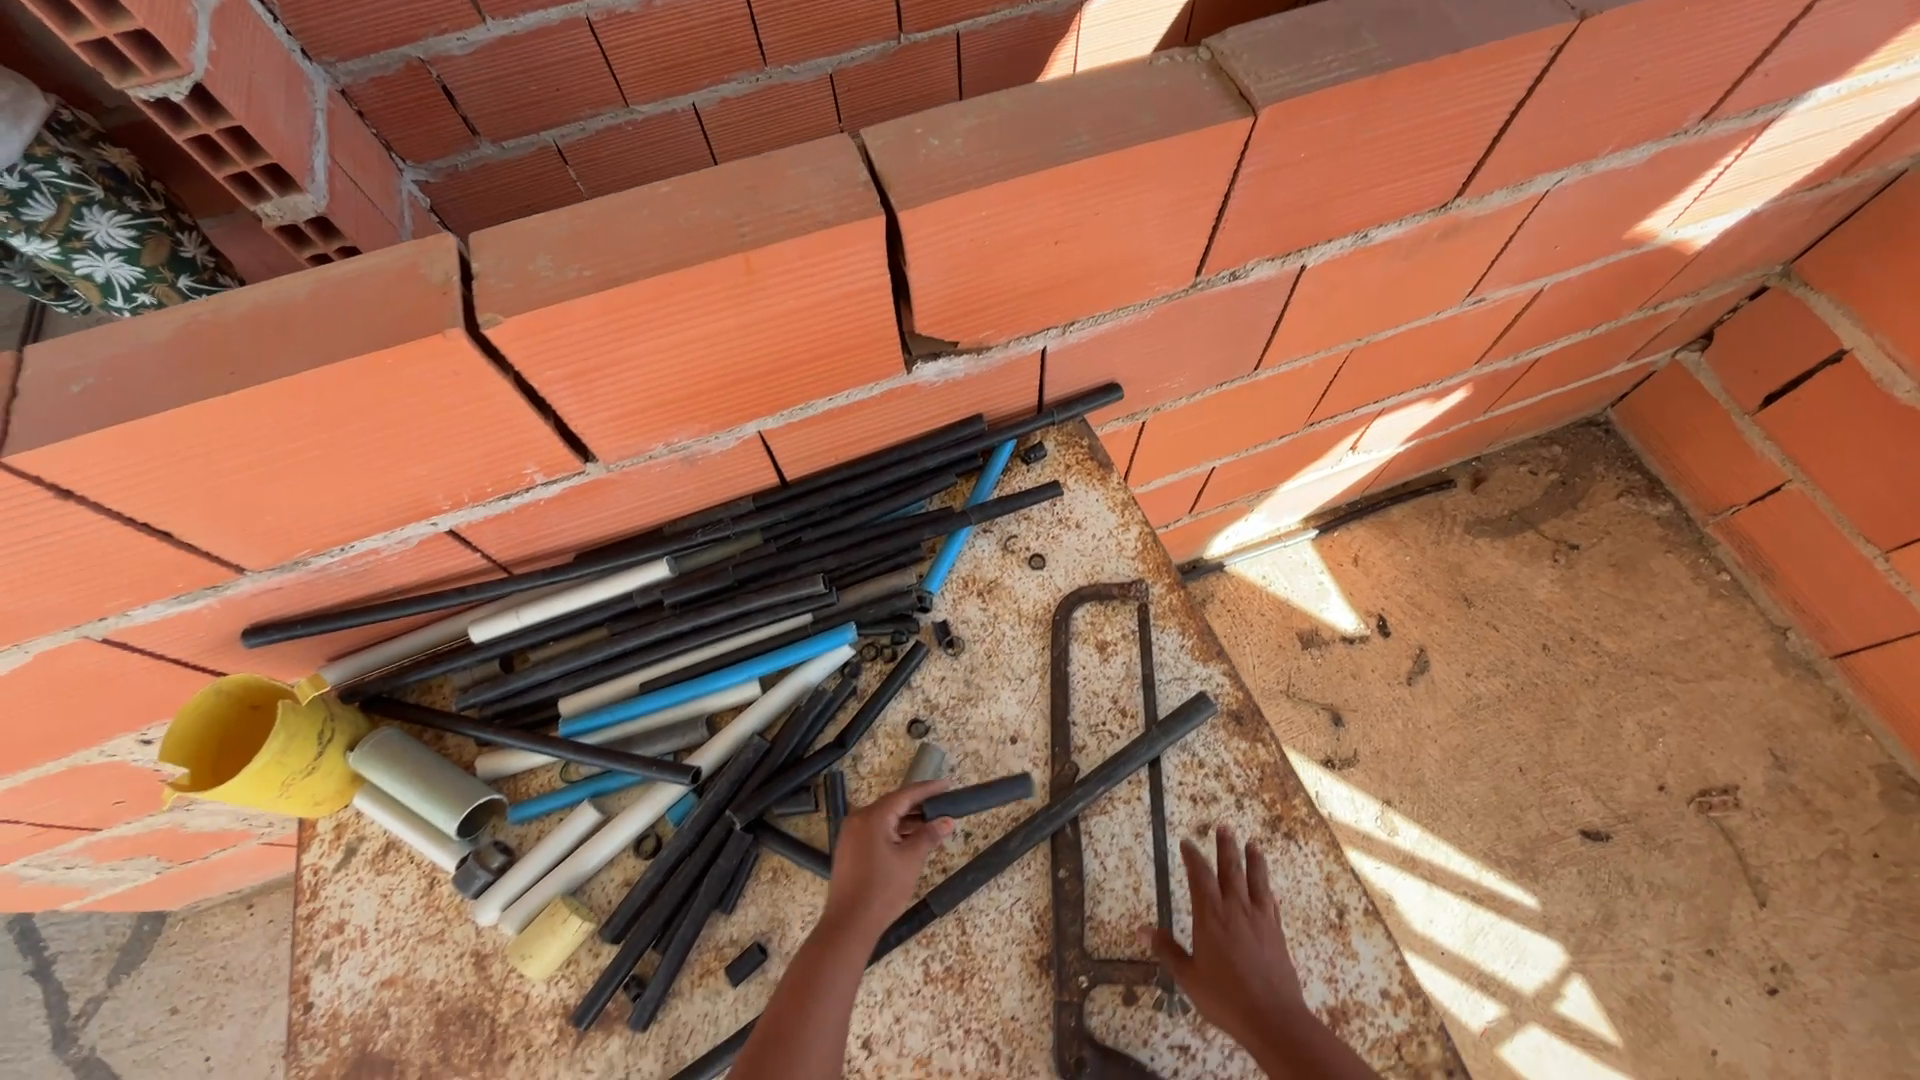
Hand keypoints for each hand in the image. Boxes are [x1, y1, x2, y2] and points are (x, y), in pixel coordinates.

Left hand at [821, 780, 955, 939]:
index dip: (928, 790)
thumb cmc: (883, 889)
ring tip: (932, 823)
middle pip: (893, 805)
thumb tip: (947, 820)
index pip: (905, 795)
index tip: (948, 785)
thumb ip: (929, 835)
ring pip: (884, 819)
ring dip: (907, 820)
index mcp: (873, 817)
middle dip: (918, 805)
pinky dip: (894, 832)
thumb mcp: (911, 860)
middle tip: (943, 803)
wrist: (849, 924)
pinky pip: (875, 831)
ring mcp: (851, 834)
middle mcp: (858, 819)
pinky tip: (910, 839)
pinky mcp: (849, 849)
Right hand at [1144, 826, 1308, 1052]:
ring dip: (1253, 860)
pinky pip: (1271, 904)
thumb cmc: (1225, 997)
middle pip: (1230, 869)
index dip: (1192, 857)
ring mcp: (1260, 919)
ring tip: (1252, 844)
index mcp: (1210, 915)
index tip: (1187, 843)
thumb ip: (1167, 950)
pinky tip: (1269, 889)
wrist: (1273, 1018)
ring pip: (1256, 881)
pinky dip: (1268, 891)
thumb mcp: (1188, 976)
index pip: (1199, 876)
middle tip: (1224, 826)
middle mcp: (1235, 909)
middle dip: (1226, 846)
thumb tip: (1141, 929)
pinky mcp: (1277, 933)